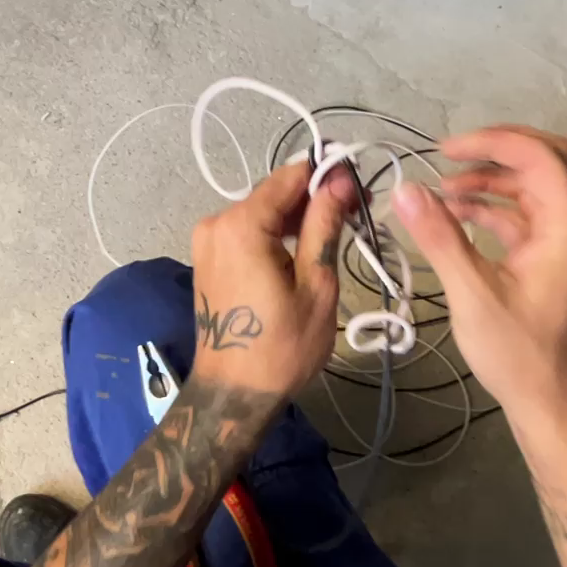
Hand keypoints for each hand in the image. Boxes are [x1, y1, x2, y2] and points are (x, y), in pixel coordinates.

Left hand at [189, 161, 357, 397]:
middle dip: (314, 197)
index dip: (326, 174)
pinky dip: (275, 233)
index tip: (359, 184)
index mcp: (241, 225)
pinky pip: (246, 231)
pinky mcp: (207, 256)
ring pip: (260, 212)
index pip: (288, 177)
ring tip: (339, 229)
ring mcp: (207, 240)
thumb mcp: (316, 284)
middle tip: (358, 210)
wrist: (233, 391)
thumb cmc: (282, 345)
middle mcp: (216, 222)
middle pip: (273, 194)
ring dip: (296, 217)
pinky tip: (304, 246)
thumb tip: (338, 181)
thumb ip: (324, 226)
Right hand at [391, 126, 566, 424]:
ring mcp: (565, 242)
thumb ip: (440, 237)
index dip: (492, 142)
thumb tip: (405, 189)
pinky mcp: (550, 258)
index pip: (541, 156)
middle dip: (496, 151)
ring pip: (532, 187)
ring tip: (440, 191)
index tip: (443, 151)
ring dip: (487, 180)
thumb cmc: (518, 352)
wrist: (551, 404)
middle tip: (448, 157)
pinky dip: (488, 208)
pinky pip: (522, 215)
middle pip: (546, 161)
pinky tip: (453, 217)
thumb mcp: (472, 293)